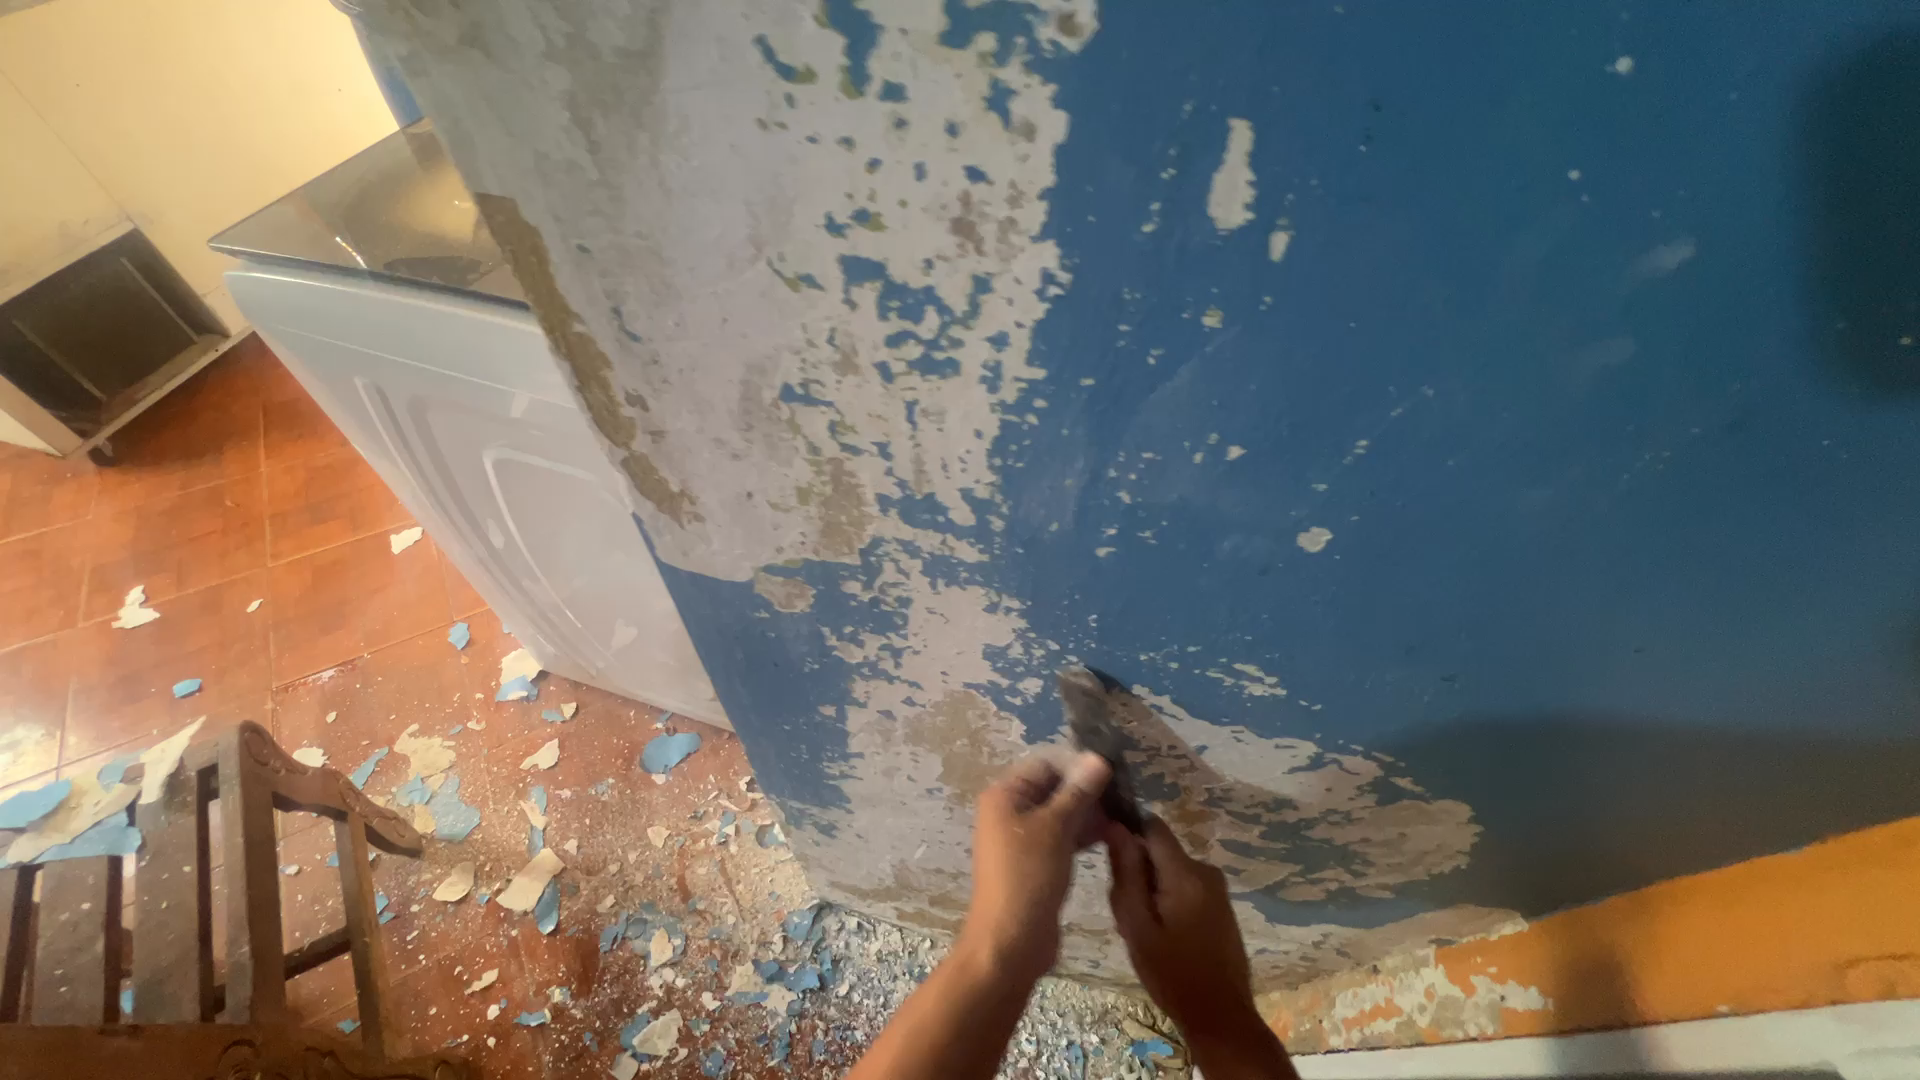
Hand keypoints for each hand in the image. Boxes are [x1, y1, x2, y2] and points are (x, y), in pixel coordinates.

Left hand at [958, 752, 1112, 983]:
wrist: (1011, 942)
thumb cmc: (1028, 877)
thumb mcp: (1056, 828)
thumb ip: (1078, 792)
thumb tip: (1099, 758)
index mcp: (1005, 794)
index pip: (1045, 763)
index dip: (1078, 764)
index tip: (1114, 773)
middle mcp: (1010, 809)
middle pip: (1053, 786)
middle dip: (1086, 789)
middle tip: (1123, 796)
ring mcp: (1022, 836)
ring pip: (1060, 812)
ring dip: (1088, 812)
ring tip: (1122, 816)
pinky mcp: (1036, 860)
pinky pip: (1061, 835)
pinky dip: (1082, 833)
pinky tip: (1110, 836)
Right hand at [1105, 817, 1260, 1038]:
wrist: (1221, 1018)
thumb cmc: (1172, 974)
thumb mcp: (1137, 925)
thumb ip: (1126, 873)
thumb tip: (1115, 826)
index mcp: (1185, 872)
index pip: (1152, 826)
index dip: (1129, 836)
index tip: (1114, 863)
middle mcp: (1206, 870)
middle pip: (1160, 851)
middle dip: (1139, 871)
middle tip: (1128, 913)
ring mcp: (1218, 888)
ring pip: (1170, 870)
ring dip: (1152, 889)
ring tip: (1144, 929)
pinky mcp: (1221, 904)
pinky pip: (1185, 885)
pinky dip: (1169, 900)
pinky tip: (1165, 934)